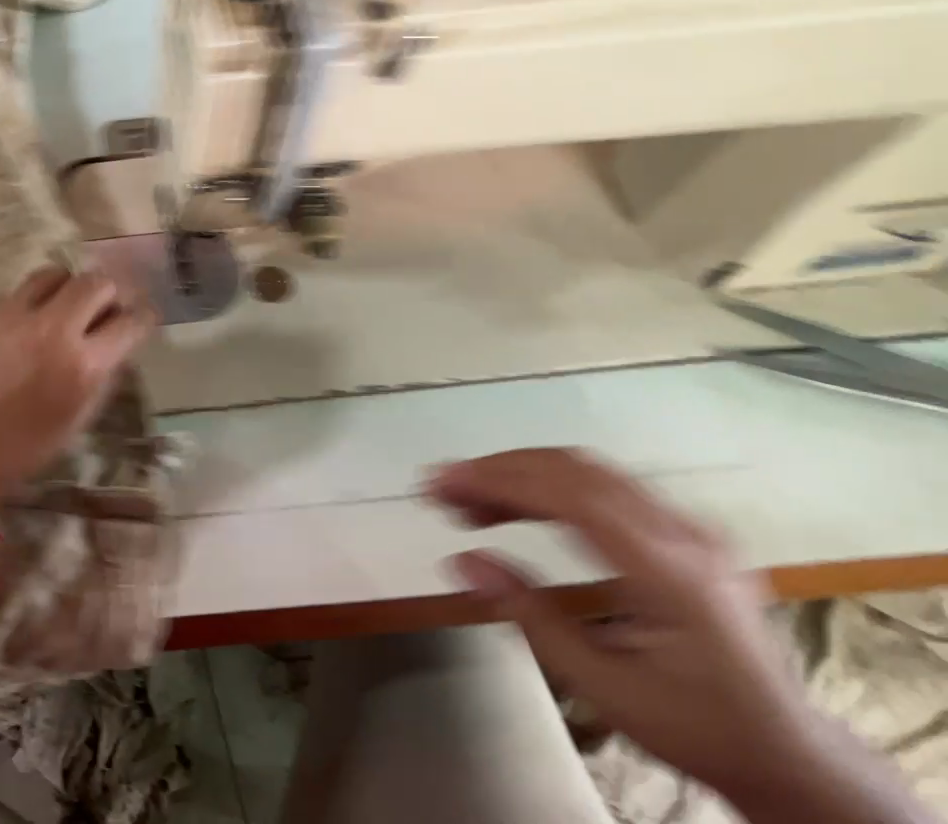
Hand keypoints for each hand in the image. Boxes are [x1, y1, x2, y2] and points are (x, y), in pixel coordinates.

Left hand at [0, 267, 152, 516]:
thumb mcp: (77, 420)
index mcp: (82, 365)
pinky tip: (10, 338)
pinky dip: (21, 311)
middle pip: (95, 282)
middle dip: (107, 294)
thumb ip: (102, 375)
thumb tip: (116, 342)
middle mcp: (49, 329)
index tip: (141, 315)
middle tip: (101, 309)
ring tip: (58, 310)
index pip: (130, 321)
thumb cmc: (20, 450)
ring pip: (51, 275)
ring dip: (64, 290)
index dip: (142, 316)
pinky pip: (10, 296)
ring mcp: (7, 315)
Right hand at [426, 449, 822, 802]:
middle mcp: (686, 535)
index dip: (495, 479)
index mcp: (668, 570)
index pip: (570, 495)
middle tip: (441, 491)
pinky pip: (607, 490)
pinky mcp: (686, 536)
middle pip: (577, 471)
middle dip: (499, 471)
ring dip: (520, 476)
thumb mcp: (600, 681)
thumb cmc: (691, 725)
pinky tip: (516, 509)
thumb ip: (529, 613)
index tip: (438, 484)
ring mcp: (692, 531)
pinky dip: (550, 488)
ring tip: (467, 501)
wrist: (785, 751)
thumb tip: (460, 560)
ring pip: (590, 473)